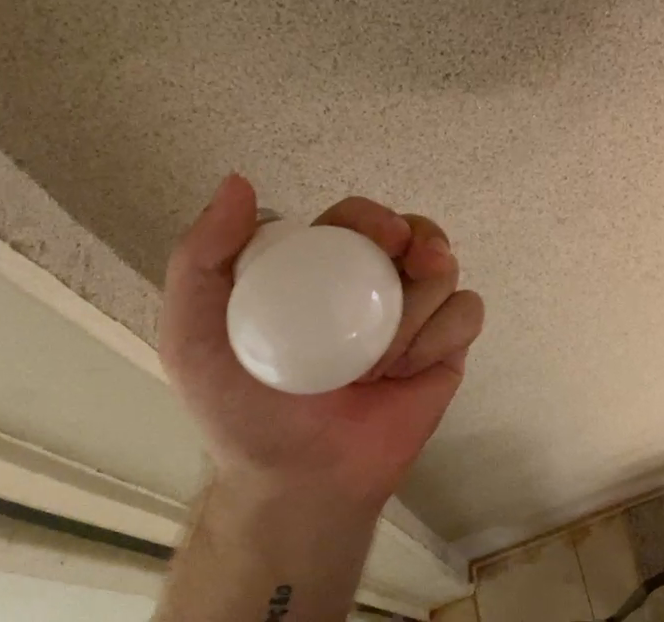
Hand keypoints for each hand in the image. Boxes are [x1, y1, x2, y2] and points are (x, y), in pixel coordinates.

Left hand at [158, 174, 485, 506]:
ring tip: (382, 361)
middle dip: (422, 245)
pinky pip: (468, 312)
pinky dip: (442, 336)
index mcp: (323, 269)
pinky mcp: (449, 346)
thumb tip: (237, 182)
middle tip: (408, 272)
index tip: (382, 238)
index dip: (376, 218)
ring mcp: (416, 314)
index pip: (360, 220)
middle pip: (418, 234)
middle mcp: (373, 284)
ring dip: (420, 310)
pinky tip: (410, 370)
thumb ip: (200, 258)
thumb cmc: (245, 410)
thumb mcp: (196, 336)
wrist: (300, 481)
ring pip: (447, 272)